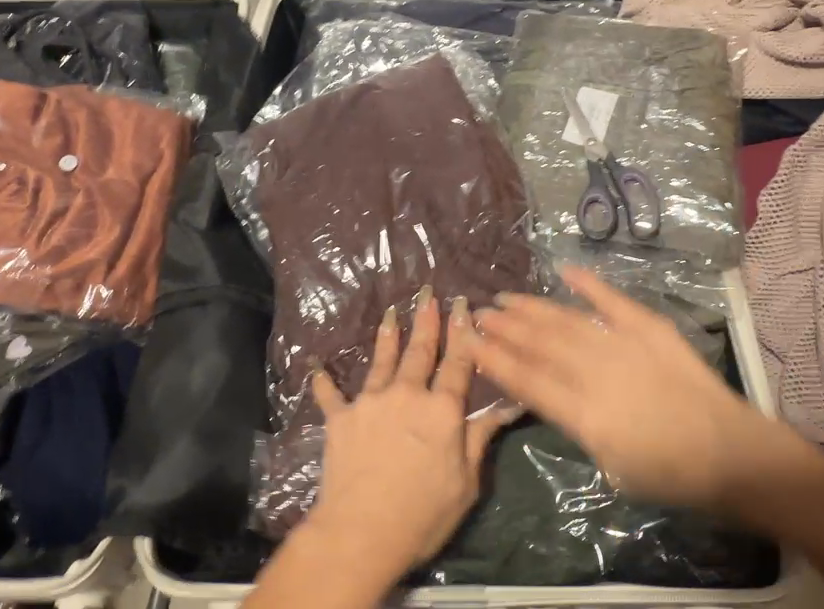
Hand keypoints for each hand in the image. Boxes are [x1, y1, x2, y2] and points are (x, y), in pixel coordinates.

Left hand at [297, 289, 519, 578]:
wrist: (361, 531)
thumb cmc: (422, 514)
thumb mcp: (466, 483)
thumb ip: (481, 439)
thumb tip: (507, 406)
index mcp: (442, 410)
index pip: (458, 364)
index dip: (462, 333)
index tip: (463, 304)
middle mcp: (407, 395)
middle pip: (420, 351)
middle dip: (426, 320)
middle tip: (428, 292)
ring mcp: (370, 402)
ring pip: (382, 360)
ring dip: (387, 335)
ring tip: (391, 311)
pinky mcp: (340, 418)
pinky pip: (330, 395)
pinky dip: (323, 381)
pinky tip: (316, 367)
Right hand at [471, 266, 823, 515]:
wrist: (731, 454)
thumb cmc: (669, 475)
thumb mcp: (611, 466)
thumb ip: (576, 426)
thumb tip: (549, 395)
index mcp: (585, 416)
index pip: (528, 381)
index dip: (495, 360)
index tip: (470, 341)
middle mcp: (597, 373)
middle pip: (540, 345)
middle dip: (505, 328)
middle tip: (477, 312)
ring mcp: (624, 345)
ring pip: (566, 321)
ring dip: (532, 308)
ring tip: (505, 297)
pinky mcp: (650, 328)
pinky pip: (612, 301)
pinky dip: (587, 284)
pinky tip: (564, 271)